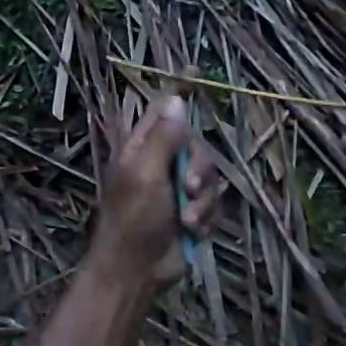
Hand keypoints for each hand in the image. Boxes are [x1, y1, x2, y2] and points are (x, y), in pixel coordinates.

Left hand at [90, 95, 223, 285]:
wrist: (136, 273)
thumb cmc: (133, 221)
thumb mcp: (145, 174)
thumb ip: (163, 138)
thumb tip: (176, 99)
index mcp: (140, 150)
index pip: (161, 113)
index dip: (178, 95)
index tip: (195, 71)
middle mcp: (159, 165)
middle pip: (195, 146)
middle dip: (199, 170)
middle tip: (189, 188)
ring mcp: (176, 190)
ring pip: (209, 177)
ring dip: (203, 201)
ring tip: (188, 220)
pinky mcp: (190, 213)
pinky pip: (212, 203)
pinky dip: (206, 218)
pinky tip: (193, 232)